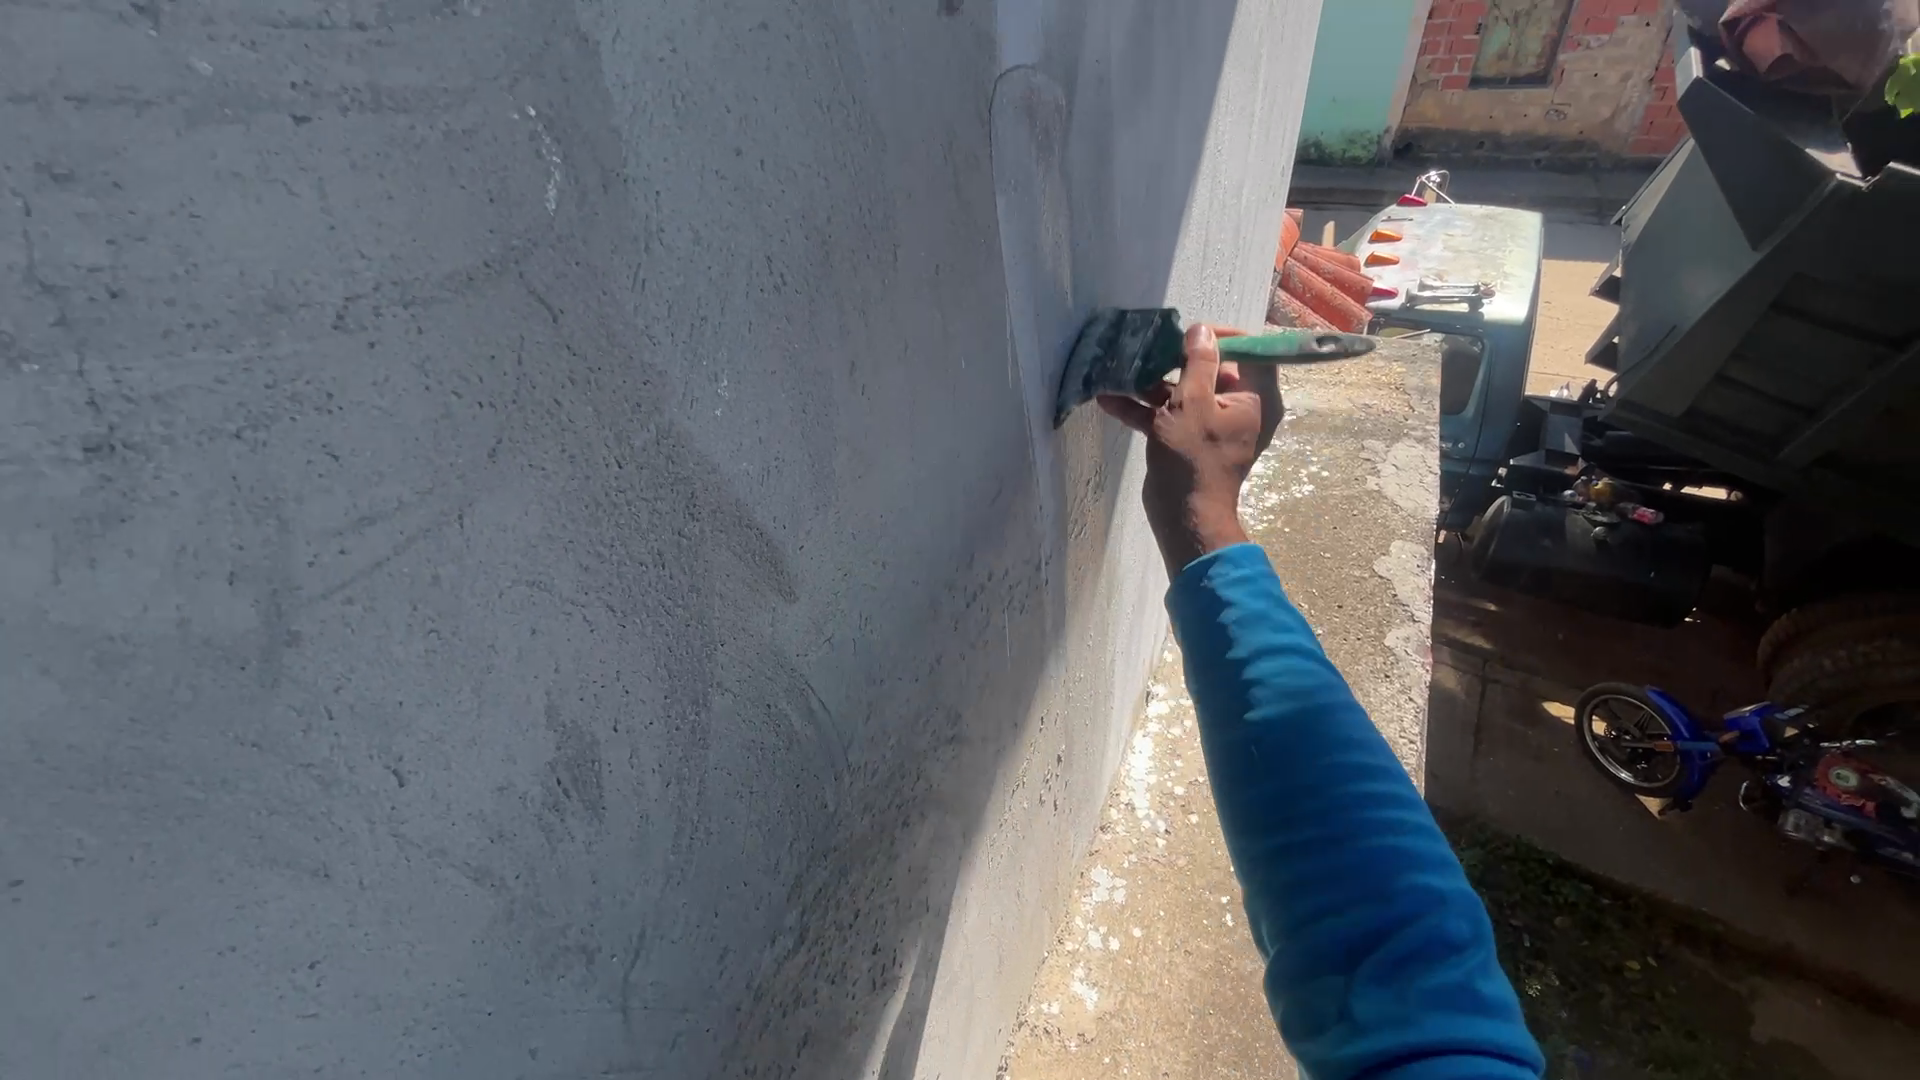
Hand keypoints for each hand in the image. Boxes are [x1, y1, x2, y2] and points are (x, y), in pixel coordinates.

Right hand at [1099, 324, 1281, 575]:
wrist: (1183, 516)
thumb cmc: (1193, 458)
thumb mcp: (1192, 403)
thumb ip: (1198, 363)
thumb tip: (1202, 330)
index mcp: (1252, 397)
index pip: (1248, 351)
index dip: (1220, 337)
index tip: (1189, 332)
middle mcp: (1235, 407)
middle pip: (1208, 370)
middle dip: (1173, 359)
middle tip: (1147, 350)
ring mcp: (1208, 425)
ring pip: (1181, 393)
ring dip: (1150, 384)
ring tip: (1119, 370)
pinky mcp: (1185, 441)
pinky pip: (1166, 416)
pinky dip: (1142, 409)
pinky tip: (1109, 400)